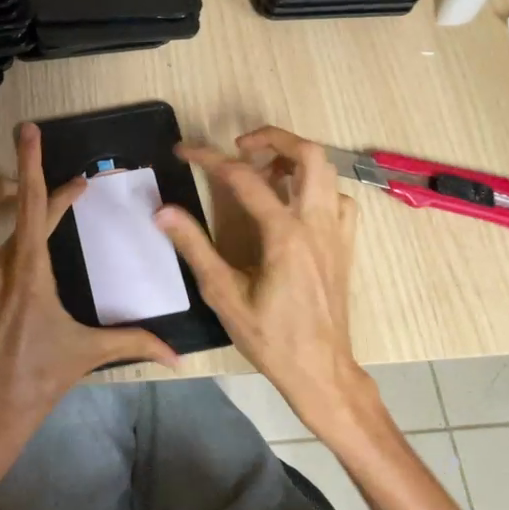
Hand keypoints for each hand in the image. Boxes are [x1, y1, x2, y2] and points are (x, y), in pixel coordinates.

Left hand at [0, 124, 178, 437]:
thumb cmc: (38, 379)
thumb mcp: (87, 354)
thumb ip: (134, 342)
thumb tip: (179, 355)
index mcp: (29, 271)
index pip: (37, 205)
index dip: (42, 169)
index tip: (51, 148)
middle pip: (7, 202)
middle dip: (26, 180)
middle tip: (46, 185)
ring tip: (10, 191)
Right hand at [157, 126, 373, 437]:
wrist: (321, 372)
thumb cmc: (270, 337)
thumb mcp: (223, 294)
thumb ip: (194, 247)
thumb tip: (163, 211)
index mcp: (284, 234)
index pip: (242, 177)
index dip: (208, 157)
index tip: (183, 152)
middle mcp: (316, 223)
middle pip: (307, 154)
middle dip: (272, 137)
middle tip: (239, 145)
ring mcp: (337, 232)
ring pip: (327, 171)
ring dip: (294, 159)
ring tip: (263, 169)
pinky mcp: (345, 244)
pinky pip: (338, 198)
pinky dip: (316, 187)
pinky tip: (293, 202)